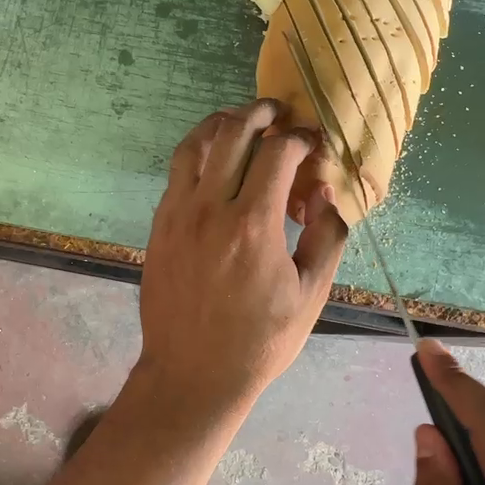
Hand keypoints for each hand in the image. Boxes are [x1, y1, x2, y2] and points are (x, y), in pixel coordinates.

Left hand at [136, 99, 349, 407]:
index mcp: (254, 225)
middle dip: (260, 114)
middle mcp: (211, 209)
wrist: (192, 373)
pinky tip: (213, 159)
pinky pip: (177, 172)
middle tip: (277, 111)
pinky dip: (198, 152)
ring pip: (196, 145)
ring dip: (221, 123)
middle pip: (233, 134)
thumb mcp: (311, 295)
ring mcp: (178, 215)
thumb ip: (325, 236)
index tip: (312, 143)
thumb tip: (324, 192)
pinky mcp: (159, 226)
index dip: (300, 139)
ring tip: (240, 120)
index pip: (278, 154)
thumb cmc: (260, 341)